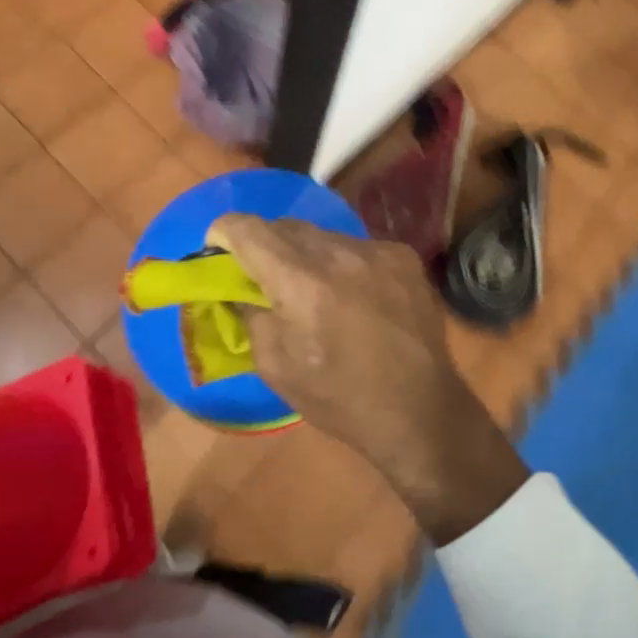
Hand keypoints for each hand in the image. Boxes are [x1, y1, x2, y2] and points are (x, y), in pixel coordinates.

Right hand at [207, 214, 527, 543]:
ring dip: (307, 254)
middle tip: (261, 276)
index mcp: (301, 281)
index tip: (217, 249)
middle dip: (264, 245)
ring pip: (323, 235)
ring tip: (314, 291)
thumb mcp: (276, 367)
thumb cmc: (340, 398)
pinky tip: (355, 297)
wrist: (420, 410)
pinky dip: (344, 264)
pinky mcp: (403, 256)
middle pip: (285, 226)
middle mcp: (339, 252)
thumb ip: (249, 316)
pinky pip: (357, 247)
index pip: (248, 228)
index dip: (224, 233)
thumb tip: (235, 288)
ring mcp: (376, 250)